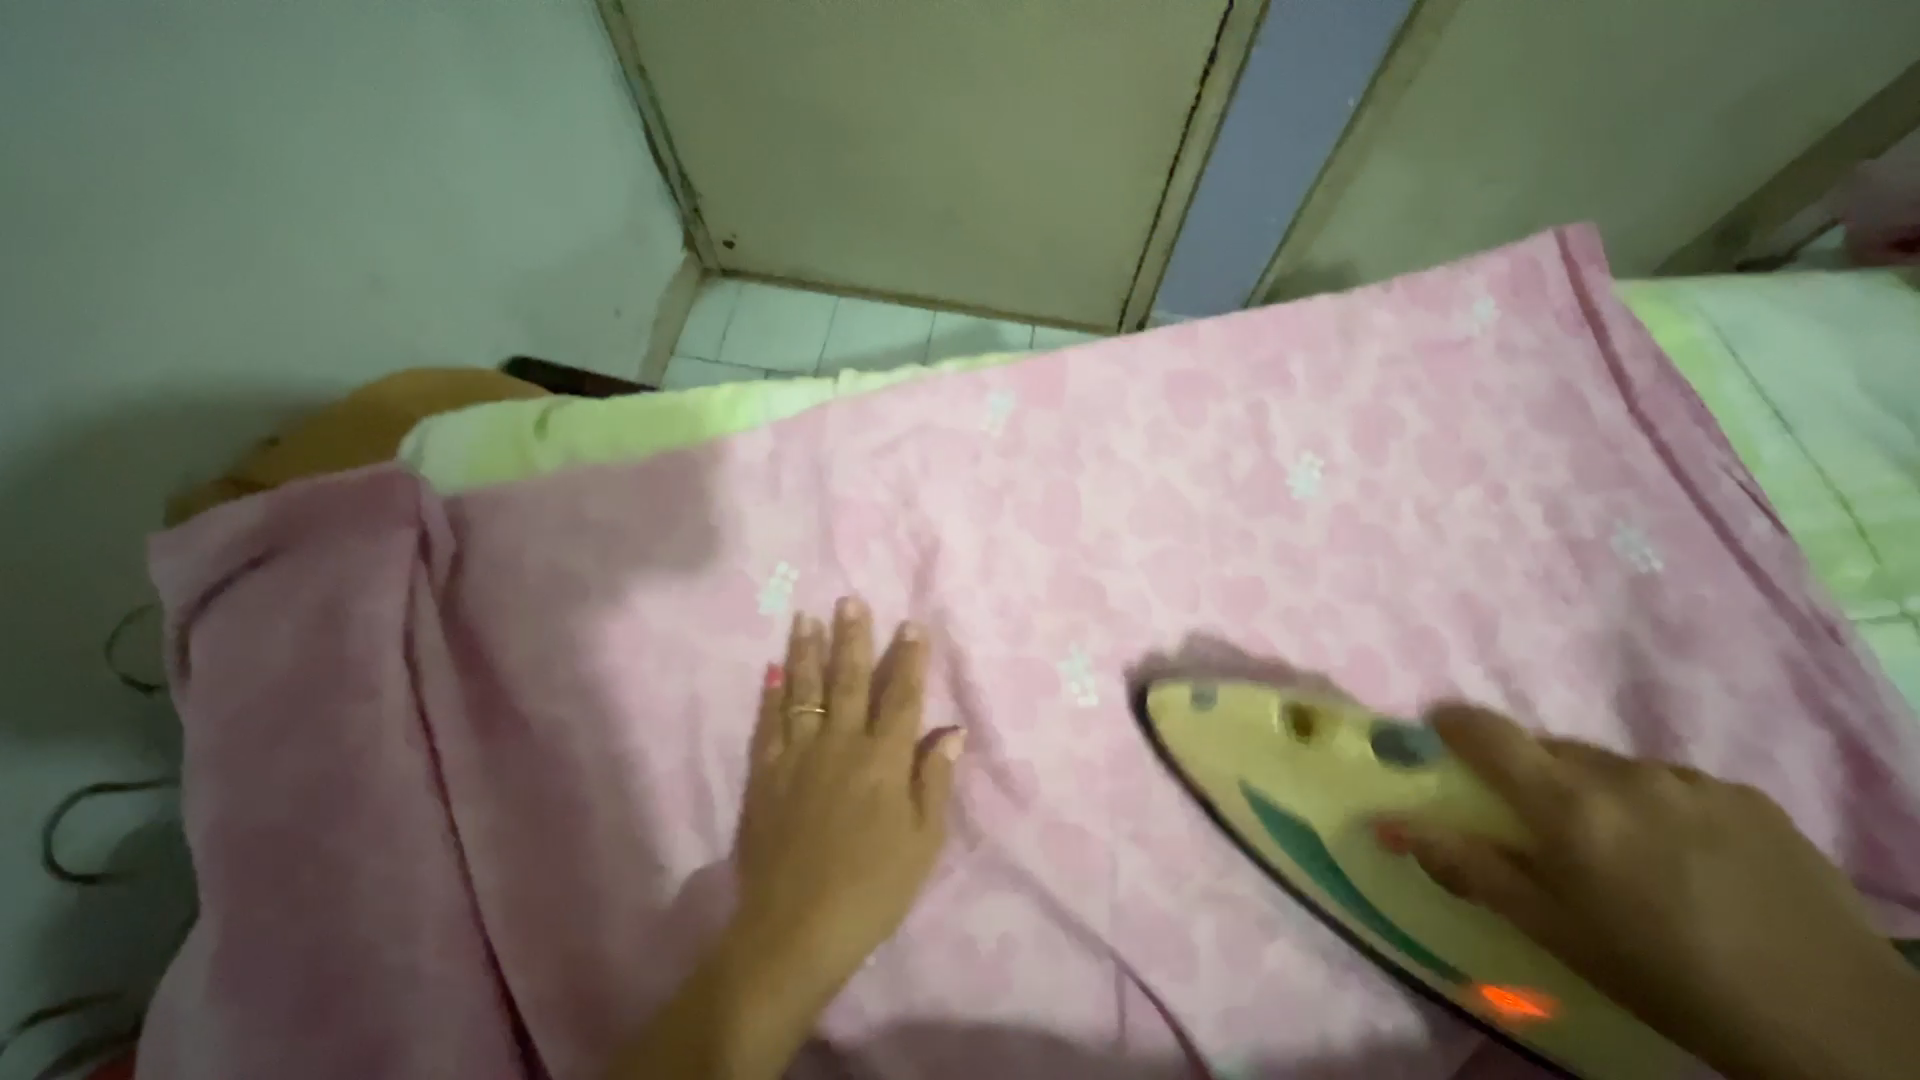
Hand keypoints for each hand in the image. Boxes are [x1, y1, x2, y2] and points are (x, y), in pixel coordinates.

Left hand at [733, 597, 963, 997]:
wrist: (796, 928)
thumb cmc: (873, 890)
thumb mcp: (923, 843)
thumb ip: (935, 782)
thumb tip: (952, 731)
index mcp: (885, 761)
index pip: (901, 697)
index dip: (908, 659)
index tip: (911, 625)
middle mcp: (841, 746)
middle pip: (849, 681)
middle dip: (852, 638)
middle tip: (850, 600)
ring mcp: (798, 757)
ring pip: (804, 692)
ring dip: (807, 652)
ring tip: (807, 617)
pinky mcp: (765, 775)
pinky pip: (768, 724)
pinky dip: (771, 695)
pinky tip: (773, 670)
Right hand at [1380, 704, 1919, 1079]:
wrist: (1829, 1019)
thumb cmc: (1659, 975)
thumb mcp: (1552, 930)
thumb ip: (1470, 867)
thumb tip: (1395, 825)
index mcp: (1569, 806)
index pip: (1488, 733)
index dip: (1454, 724)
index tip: (1437, 733)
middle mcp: (1626, 774)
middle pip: (1552, 750)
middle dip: (1531, 775)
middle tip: (1539, 827)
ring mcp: (1693, 780)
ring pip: (1614, 768)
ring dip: (1598, 793)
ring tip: (1623, 853)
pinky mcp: (1747, 795)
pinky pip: (1674, 784)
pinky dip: (1658, 807)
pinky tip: (1687, 860)